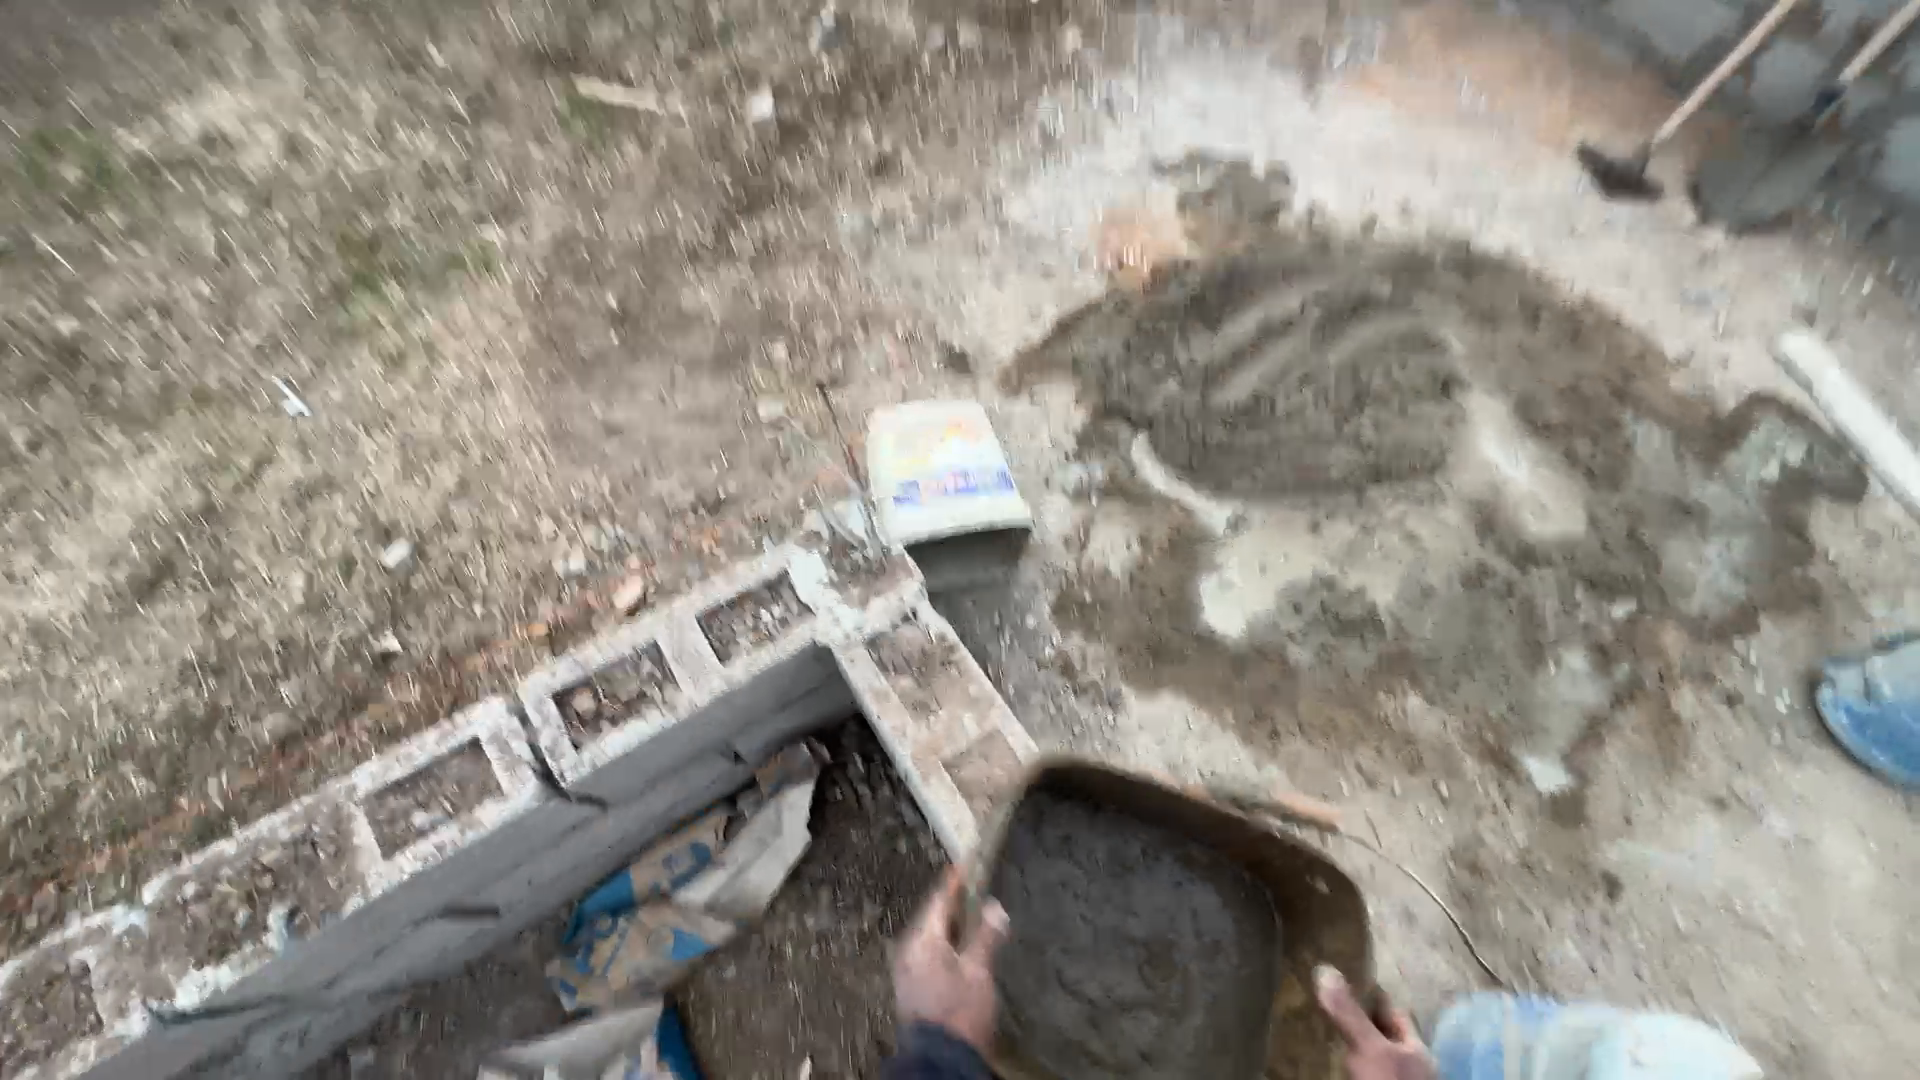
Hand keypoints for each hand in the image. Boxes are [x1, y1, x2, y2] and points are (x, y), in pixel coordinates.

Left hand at [892, 868, 1009, 1053]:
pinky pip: (928, 949)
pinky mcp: (913, 985)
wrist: (940, 1061)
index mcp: (922, 940)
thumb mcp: (978, 972)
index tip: (964, 863)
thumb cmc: (959, 1011)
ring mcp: (908, 968)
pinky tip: (959, 942)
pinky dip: (945, 939)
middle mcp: (909, 949)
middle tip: (970, 883)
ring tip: (969, 909)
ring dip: (949, 921)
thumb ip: (985, 937)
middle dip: (951, 900)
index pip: (938, 901)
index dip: (953, 882)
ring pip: (930, 934)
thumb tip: (995, 906)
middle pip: (932, 916)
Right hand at [1316, 965, 1435, 1079]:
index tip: (1338, 972)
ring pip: (1360, 1056)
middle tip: (1314, 995)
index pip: (1391, 1011)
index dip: (1367, 990)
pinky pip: (1346, 1073)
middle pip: (1375, 1034)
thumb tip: (1324, 969)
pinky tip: (1313, 1059)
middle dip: (1348, 1016)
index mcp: (1415, 1050)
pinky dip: (1331, 1065)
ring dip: (1338, 1043)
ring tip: (1307, 1024)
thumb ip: (1349, 1013)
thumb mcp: (1371, 1049)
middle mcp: (1404, 1067)